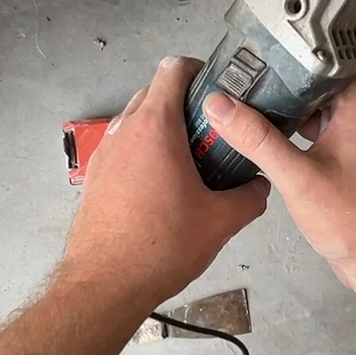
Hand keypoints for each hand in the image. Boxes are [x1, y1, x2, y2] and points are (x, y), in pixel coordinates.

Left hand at [58, 57, 269, 310]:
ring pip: (138, 121)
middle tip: (216, 131)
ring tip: (193, 161)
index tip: (222, 94)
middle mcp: (125, 130)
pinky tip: (165, 188)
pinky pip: (126, 148)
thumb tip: (260, 186)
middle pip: (156, 91)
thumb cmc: (162, 245)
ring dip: (165, 129)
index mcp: (156, 126)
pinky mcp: (96, 177)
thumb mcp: (221, 221)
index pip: (174, 68)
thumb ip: (249, 196)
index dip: (201, 71)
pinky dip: (146, 153)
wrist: (105, 285)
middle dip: (187, 104)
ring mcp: (105, 153)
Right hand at [201, 78, 355, 287]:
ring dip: (281, 113)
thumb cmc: (352, 219)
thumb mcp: (296, 175)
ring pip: (311, 110)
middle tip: (234, 88)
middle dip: (274, 88)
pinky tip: (264, 141)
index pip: (315, 63)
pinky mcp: (348, 156)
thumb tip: (219, 105)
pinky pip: (316, 132)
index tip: (243, 63)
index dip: (279, 61)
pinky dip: (292, 134)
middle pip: (310, 85)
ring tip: (242, 111)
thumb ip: (256, 138)